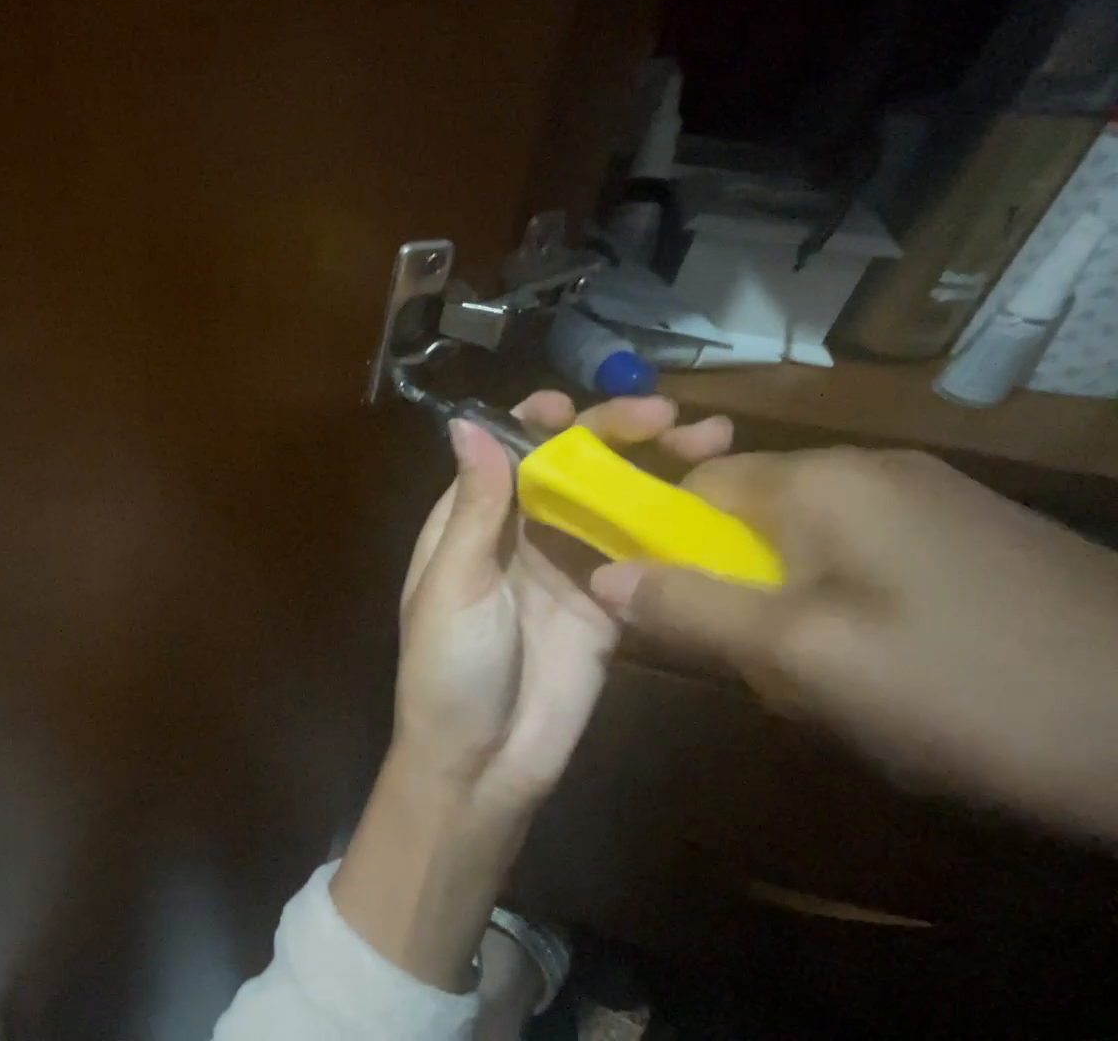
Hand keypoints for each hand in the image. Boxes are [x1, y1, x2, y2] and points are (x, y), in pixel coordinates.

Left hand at [332, 393, 730, 991]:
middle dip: (610, 434)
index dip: (535, 423)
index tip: (568, 404)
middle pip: (567, 468)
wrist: (484, 762)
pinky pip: (643, 552)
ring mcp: (568, 568)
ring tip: (707, 436)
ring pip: (612, 501)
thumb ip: (471, 508)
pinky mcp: (611, 605)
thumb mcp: (451, 584)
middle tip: (663, 414)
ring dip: (654, 466)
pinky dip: (675, 522)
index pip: (504, 454)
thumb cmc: (449, 669)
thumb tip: (466, 425)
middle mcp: (518, 536)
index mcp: (467, 524)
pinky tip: (718, 493)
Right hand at [590, 447, 1117, 840]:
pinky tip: (892, 670)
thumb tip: (599, 576)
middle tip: (764, 666)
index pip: (687, 487)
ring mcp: (931, 499)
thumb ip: (690, 610)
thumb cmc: (971, 689)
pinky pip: (861, 561)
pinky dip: (845, 609)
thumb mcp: (804, 658)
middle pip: (743, 518)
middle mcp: (869, 469)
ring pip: (801, 546)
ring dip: (787, 608)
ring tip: (830, 681)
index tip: (668, 616)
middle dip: (732, 590)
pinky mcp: (974, 538)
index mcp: (820, 480)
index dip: (659, 547)